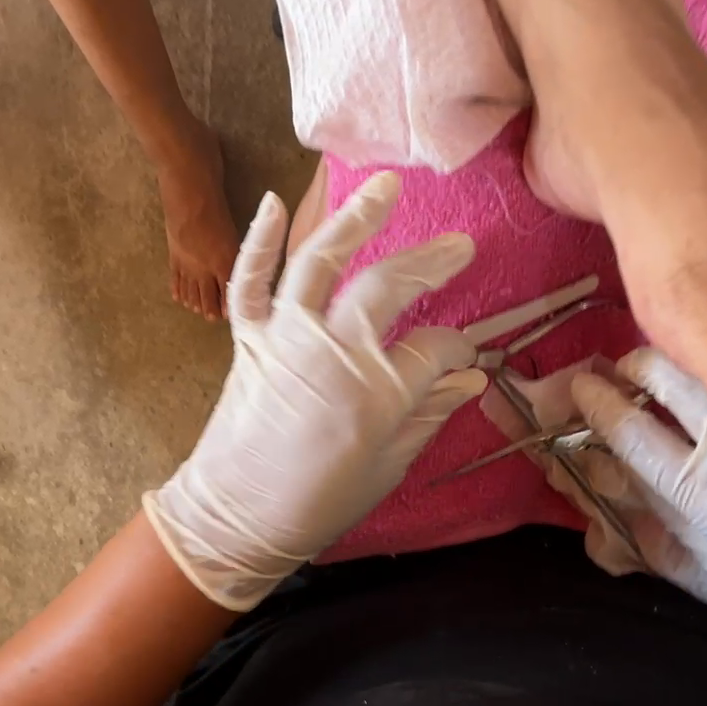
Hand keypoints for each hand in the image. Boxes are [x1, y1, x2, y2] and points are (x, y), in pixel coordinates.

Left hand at [146, 172, 487, 609]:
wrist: (234, 519)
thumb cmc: (318, 503)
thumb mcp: (389, 467)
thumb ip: (430, 414)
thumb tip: (472, 378)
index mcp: (379, 393)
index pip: (435, 347)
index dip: (457, 346)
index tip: (465, 354)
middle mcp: (334, 352)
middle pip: (389, 288)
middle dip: (431, 262)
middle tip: (460, 244)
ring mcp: (286, 339)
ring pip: (320, 263)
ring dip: (355, 220)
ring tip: (386, 186)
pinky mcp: (249, 339)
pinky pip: (250, 282)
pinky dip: (257, 242)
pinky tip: (273, 202)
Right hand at [571, 349, 706, 666]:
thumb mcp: (703, 561)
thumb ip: (651, 512)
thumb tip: (608, 466)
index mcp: (700, 494)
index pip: (626, 427)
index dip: (596, 401)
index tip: (584, 385)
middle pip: (663, 374)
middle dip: (633, 366)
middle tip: (628, 372)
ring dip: (680, 356)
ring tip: (673, 366)